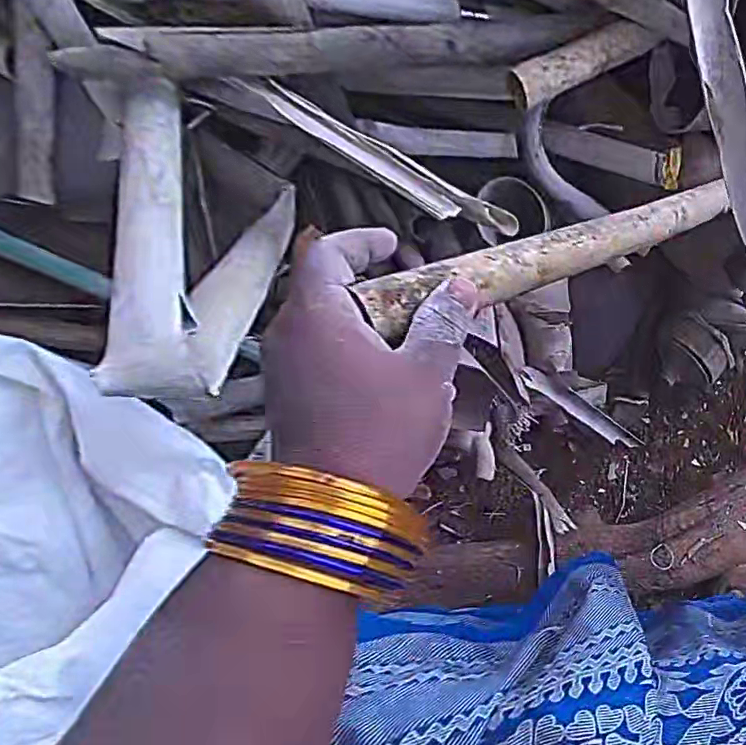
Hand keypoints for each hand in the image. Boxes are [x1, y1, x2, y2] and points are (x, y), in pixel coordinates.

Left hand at [263, 228, 483, 497]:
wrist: (335, 504)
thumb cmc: (379, 435)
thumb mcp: (426, 375)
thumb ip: (442, 324)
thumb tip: (459, 290)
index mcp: (318, 315)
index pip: (329, 252)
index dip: (363, 240)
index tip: (393, 244)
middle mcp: (290, 335)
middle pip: (329, 289)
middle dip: (377, 289)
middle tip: (418, 300)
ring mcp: (286, 369)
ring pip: (328, 326)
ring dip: (369, 324)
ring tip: (412, 343)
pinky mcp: (292, 397)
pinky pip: (322, 357)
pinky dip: (355, 353)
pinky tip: (389, 379)